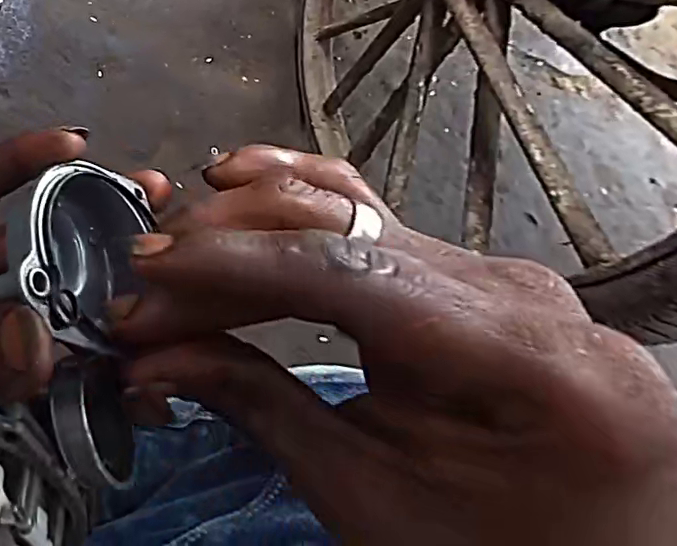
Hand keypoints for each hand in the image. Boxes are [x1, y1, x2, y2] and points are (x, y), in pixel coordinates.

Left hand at [0, 128, 171, 543]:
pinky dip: (85, 368)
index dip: (20, 158)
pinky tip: (130, 376)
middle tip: (147, 236)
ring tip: (153, 314)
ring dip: (92, 310)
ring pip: (48, 305)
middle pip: (30, 248)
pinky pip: (51, 362)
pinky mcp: (4, 375)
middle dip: (82, 242)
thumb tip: (40, 339)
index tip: (74, 144)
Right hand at [115, 145, 676, 545]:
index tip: (149, 268)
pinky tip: (236, 176)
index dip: (231, 261)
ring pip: (342, 205)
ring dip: (244, 216)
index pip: (345, 270)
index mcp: (533, 364)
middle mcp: (520, 291)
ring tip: (173, 237)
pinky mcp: (461, 268)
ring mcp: (494, 269)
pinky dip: (291, 193)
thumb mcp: (366, 500)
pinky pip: (365, 210)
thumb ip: (252, 403)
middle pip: (334, 228)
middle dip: (222, 248)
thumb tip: (144, 356)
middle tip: (143, 278)